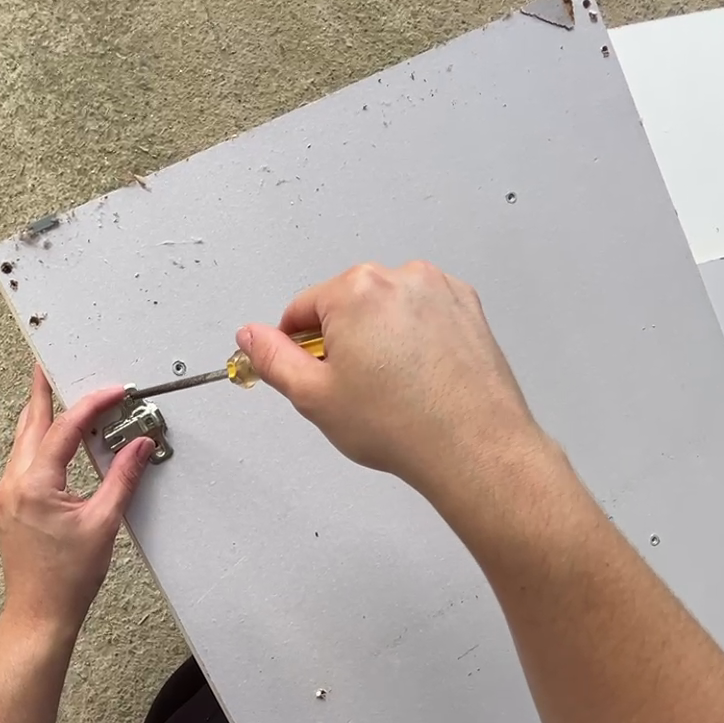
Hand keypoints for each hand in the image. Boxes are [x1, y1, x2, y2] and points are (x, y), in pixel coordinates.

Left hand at [0, 367, 154, 631]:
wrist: (39, 614)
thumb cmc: (66, 578)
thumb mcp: (103, 523)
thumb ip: (123, 478)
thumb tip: (139, 446)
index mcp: (34, 483)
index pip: (64, 428)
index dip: (91, 405)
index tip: (113, 392)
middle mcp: (13, 482)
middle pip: (30, 423)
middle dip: (43, 392)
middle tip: (50, 365)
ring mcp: (7, 494)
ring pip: (22, 440)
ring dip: (40, 416)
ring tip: (54, 396)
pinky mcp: (9, 505)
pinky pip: (22, 460)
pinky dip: (38, 441)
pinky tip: (53, 442)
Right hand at [236, 261, 549, 496]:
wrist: (472, 445)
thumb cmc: (400, 425)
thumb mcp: (313, 396)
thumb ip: (272, 358)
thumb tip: (251, 336)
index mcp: (355, 290)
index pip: (301, 310)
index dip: (296, 348)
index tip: (309, 376)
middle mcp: (399, 277)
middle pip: (344, 306)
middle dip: (339, 343)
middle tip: (352, 391)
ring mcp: (438, 290)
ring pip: (383, 311)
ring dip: (376, 341)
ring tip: (388, 390)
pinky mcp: (465, 307)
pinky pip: (420, 316)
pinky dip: (411, 341)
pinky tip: (415, 380)